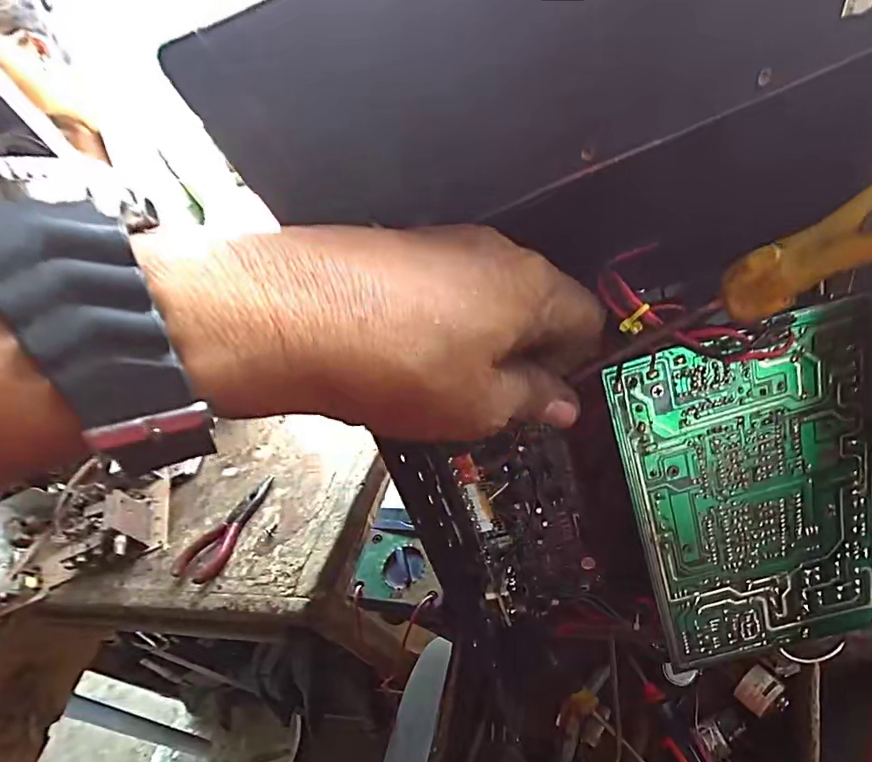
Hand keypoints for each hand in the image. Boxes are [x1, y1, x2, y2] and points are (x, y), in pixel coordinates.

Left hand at [146, 224, 605, 440]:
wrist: (281, 316)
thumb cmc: (393, 362)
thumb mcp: (482, 404)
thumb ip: (533, 401)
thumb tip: (561, 404)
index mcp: (532, 287)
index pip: (590, 320)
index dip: (579, 366)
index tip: (553, 399)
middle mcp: (495, 254)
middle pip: (543, 308)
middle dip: (534, 358)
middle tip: (507, 403)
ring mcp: (446, 246)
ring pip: (495, 303)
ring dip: (491, 347)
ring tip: (457, 388)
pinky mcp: (402, 252)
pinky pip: (451, 295)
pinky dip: (451, 331)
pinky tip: (420, 364)